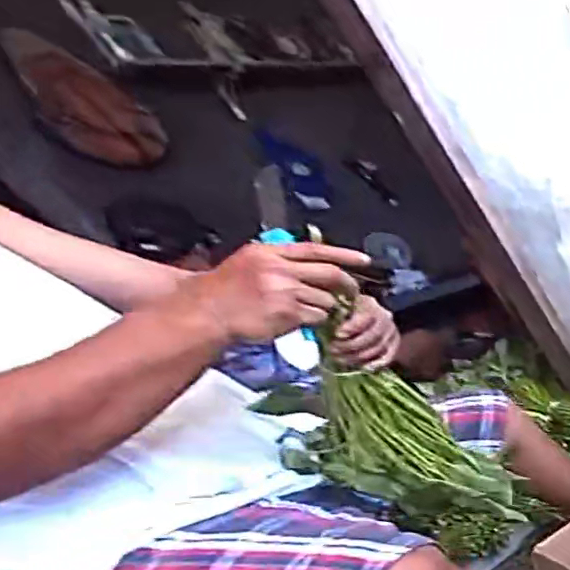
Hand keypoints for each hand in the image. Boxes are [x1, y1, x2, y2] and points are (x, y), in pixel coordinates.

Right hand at [177, 242, 367, 343]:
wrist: (203, 312)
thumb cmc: (228, 290)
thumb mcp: (250, 263)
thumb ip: (284, 262)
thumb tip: (324, 265)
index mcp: (267, 253)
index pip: (315, 250)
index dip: (344, 255)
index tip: (365, 260)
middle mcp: (277, 268)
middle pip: (332, 274)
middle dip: (348, 285)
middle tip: (352, 294)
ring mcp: (284, 290)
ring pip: (328, 299)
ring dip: (326, 307)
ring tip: (308, 309)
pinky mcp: (289, 312)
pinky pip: (320, 316)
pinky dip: (317, 320)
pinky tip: (299, 319)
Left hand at [328, 294, 399, 369]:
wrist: (361, 315)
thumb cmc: (342, 310)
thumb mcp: (336, 305)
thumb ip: (332, 311)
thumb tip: (320, 323)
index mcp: (370, 305)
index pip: (367, 317)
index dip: (353, 327)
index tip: (337, 334)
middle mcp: (385, 319)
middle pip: (373, 335)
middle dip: (351, 345)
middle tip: (333, 350)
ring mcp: (391, 333)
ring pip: (379, 348)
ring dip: (359, 356)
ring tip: (340, 359)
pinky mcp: (394, 346)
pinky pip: (387, 357)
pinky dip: (376, 364)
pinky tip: (363, 367)